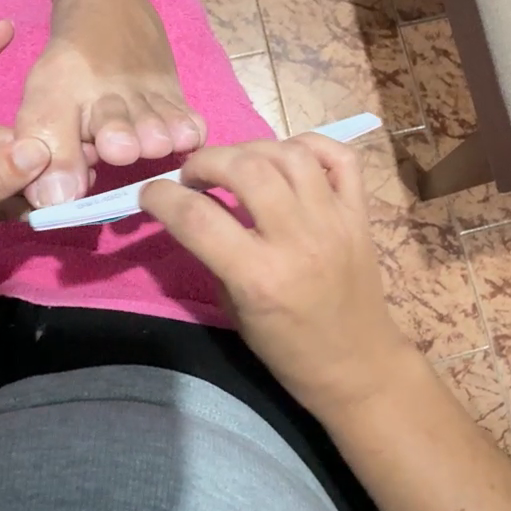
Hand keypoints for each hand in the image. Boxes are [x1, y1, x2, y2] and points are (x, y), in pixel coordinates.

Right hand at [139, 135, 418, 417]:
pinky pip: (339, 156)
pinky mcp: (359, 213)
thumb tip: (190, 208)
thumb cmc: (288, 349)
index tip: (150, 193)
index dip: (161, 196)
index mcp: (259, 277)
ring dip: (253, 150)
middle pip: (246, 168)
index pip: (197, 217)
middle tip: (195, 176)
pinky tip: (287, 158)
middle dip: (207, 161)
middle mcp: (298, 240)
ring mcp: (334, 221)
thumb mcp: (235, 310)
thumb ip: (212, 255)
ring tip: (239, 165)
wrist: (358, 366)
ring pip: (290, 153)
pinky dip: (310, 145)